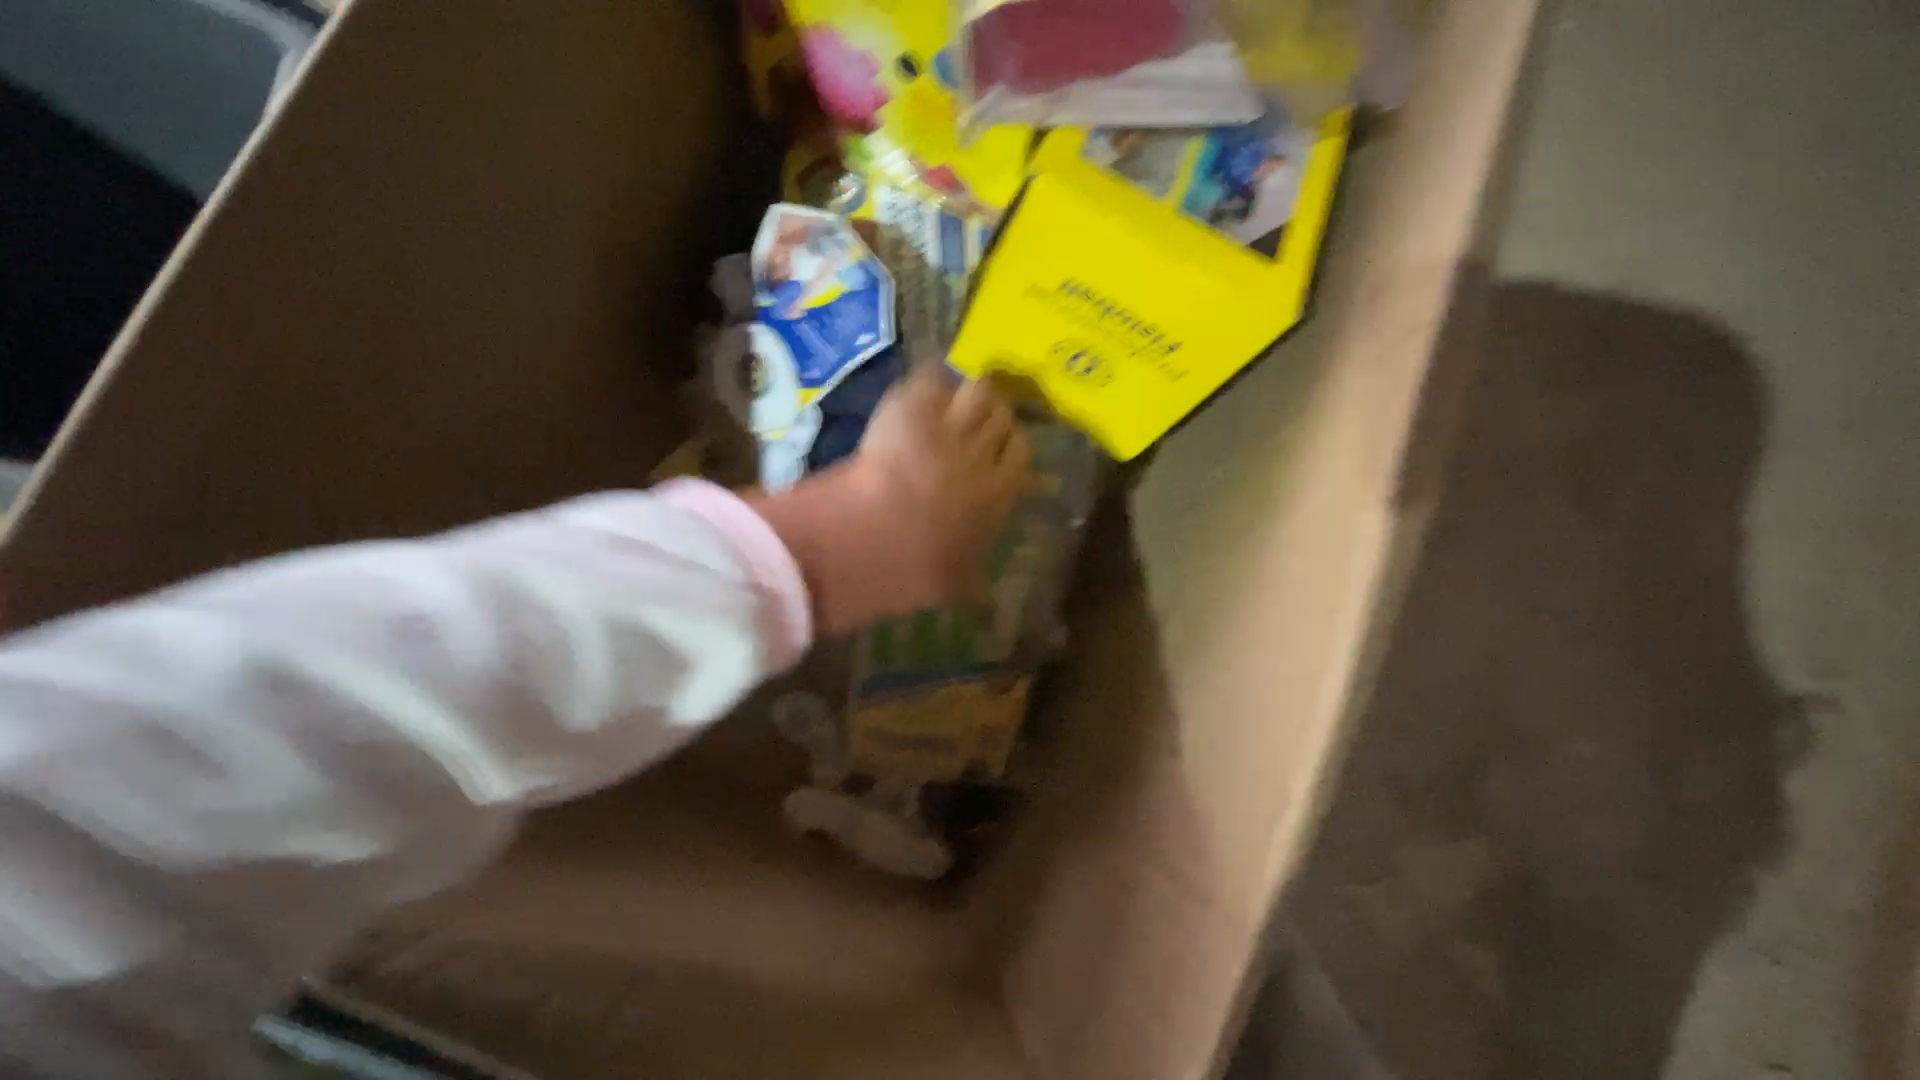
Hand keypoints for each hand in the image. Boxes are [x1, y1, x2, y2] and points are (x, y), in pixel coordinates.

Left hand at [853, 363, 1031, 603]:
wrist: (879, 536)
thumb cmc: (920, 568)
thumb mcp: (955, 587)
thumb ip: (975, 590)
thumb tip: (985, 607)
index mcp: (998, 495)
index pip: (1022, 456)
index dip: (1013, 446)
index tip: (1001, 447)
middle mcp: (982, 454)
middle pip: (1003, 416)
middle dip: (993, 414)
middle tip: (974, 417)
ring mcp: (949, 425)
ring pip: (978, 389)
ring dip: (967, 391)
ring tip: (950, 396)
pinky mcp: (914, 405)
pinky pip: (933, 376)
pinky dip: (930, 378)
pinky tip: (921, 385)